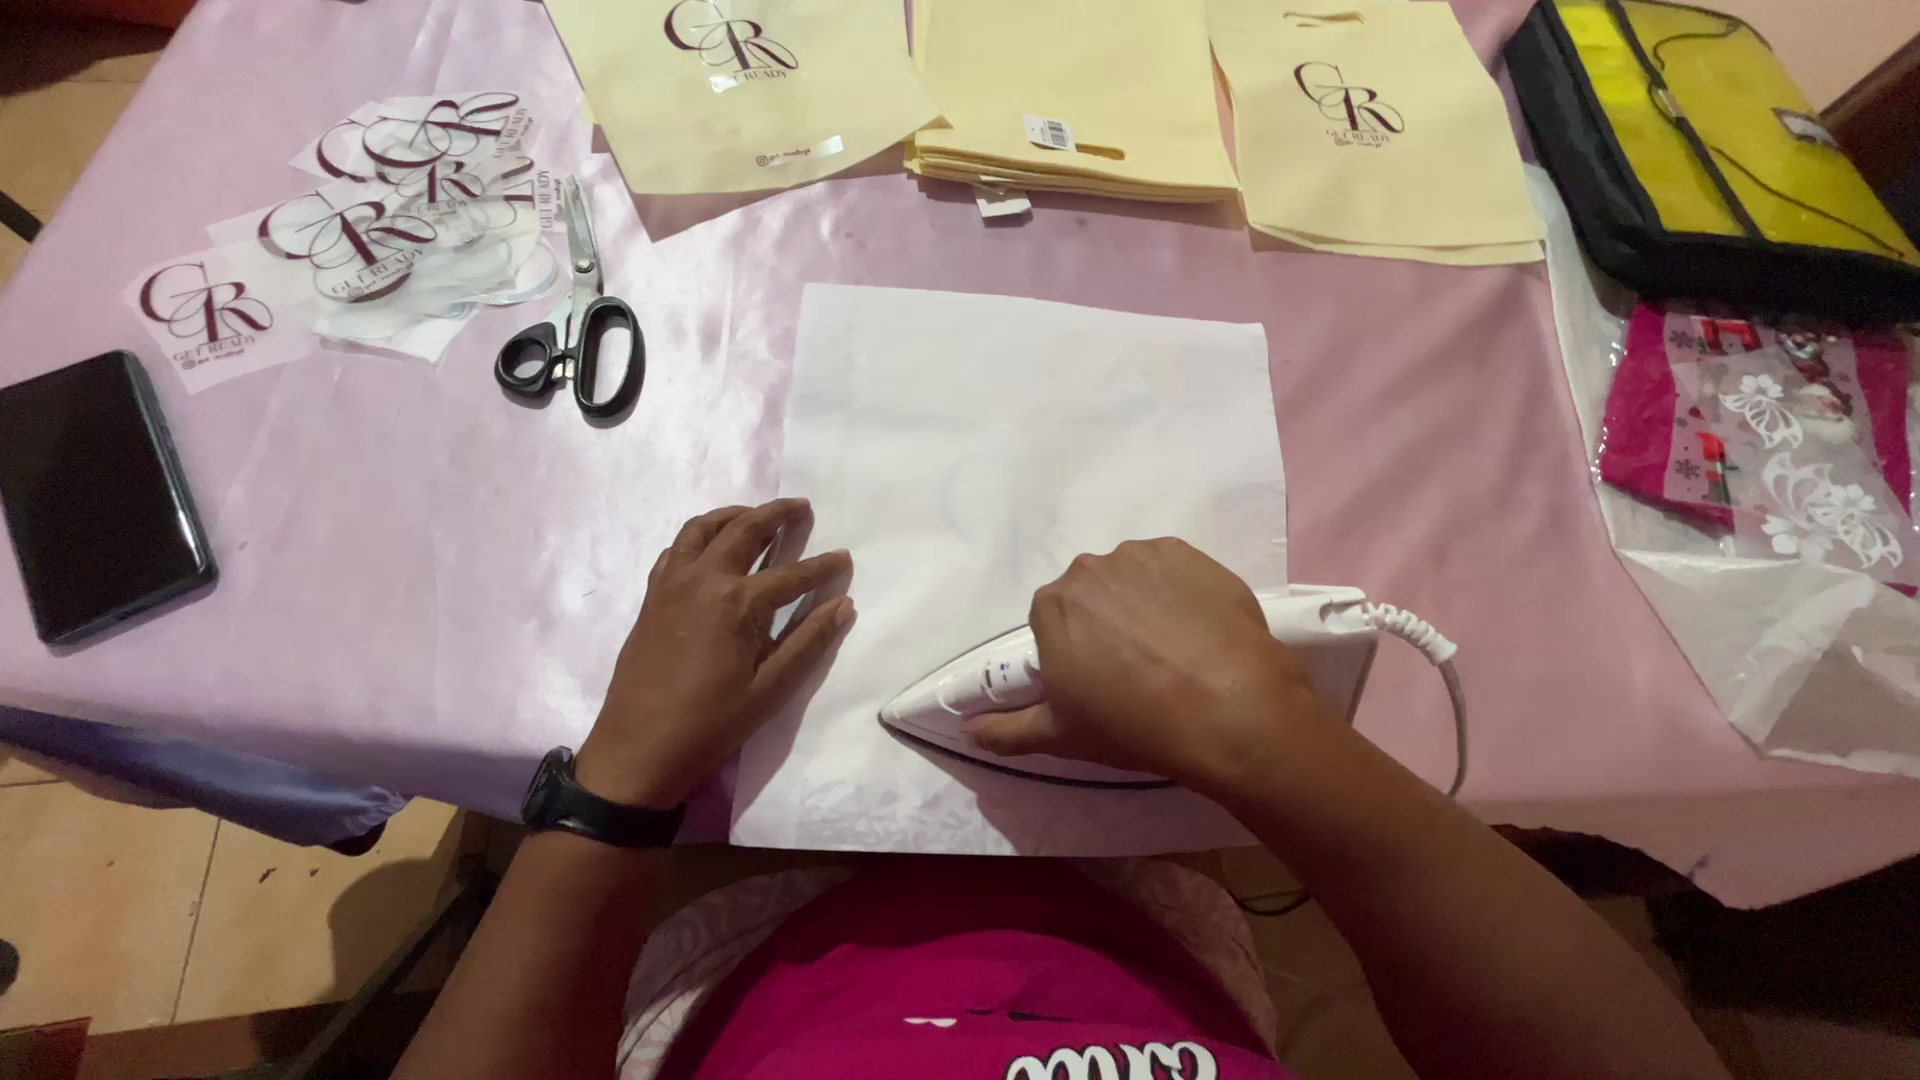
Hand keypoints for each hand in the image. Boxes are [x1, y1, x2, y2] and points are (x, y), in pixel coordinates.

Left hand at [575, 499, 852, 807]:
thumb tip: (844, 604)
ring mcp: (671, 585)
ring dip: (733, 514)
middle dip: (776, 514)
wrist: (638, 749)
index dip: (822, 566)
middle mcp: (702, 580)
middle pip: (743, 530)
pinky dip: (698, 536)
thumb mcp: (771, 689)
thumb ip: (809, 641)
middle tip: (801, 506)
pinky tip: (711, 547)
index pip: (791, 574)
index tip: (844, 557)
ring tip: (755, 514)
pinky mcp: (652, 597)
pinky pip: (675, 549)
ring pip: (702, 529)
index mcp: (735, 602)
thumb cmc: (712, 723)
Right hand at [960, 538, 1323, 795]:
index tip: (1100, 679)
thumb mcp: (1061, 735)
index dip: (1076, 650)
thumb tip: (965, 731)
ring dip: (1143, 604)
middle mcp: (1088, 569)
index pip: (1054, 621)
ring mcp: (1140, 556)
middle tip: (1139, 668)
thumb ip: (1006, 730)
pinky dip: (1180, 592)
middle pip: (1091, 595)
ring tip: (1176, 650)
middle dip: (1107, 623)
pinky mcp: (1188, 553)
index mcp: (1051, 607)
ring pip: (1132, 579)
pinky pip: (1172, 570)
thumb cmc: (1133, 724)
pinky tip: (1200, 629)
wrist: (1228, 710)